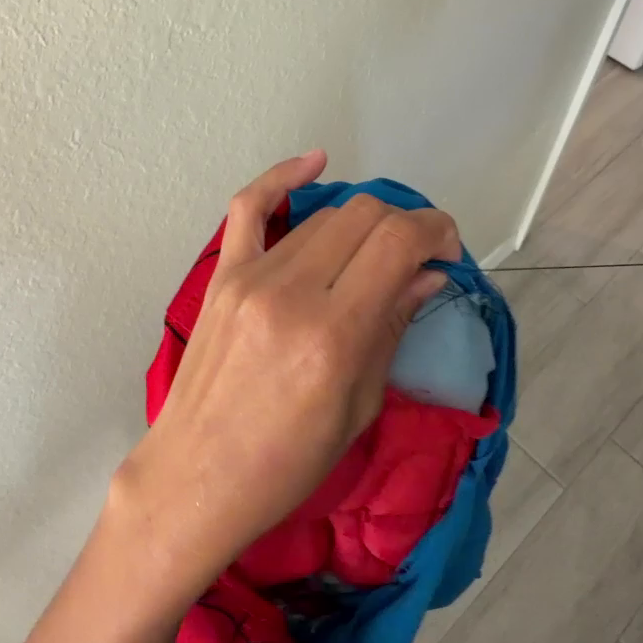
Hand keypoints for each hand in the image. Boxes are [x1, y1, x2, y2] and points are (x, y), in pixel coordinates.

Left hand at [113, 151, 461, 583]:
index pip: (398, 241)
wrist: (196, 479)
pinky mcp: (222, 276)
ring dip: (364, 224)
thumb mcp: (358, 408)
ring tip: (376, 252)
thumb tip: (427, 276)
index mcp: (333, 334)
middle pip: (365, 216)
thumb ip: (392, 328)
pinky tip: (316, 162)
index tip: (447, 252)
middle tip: (419, 255)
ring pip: (324, 216)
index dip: (435, 232)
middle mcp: (292, 292)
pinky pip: (249, 207)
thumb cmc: (286, 464)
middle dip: (406, 225)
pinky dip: (284, 177)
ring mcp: (250, 277)